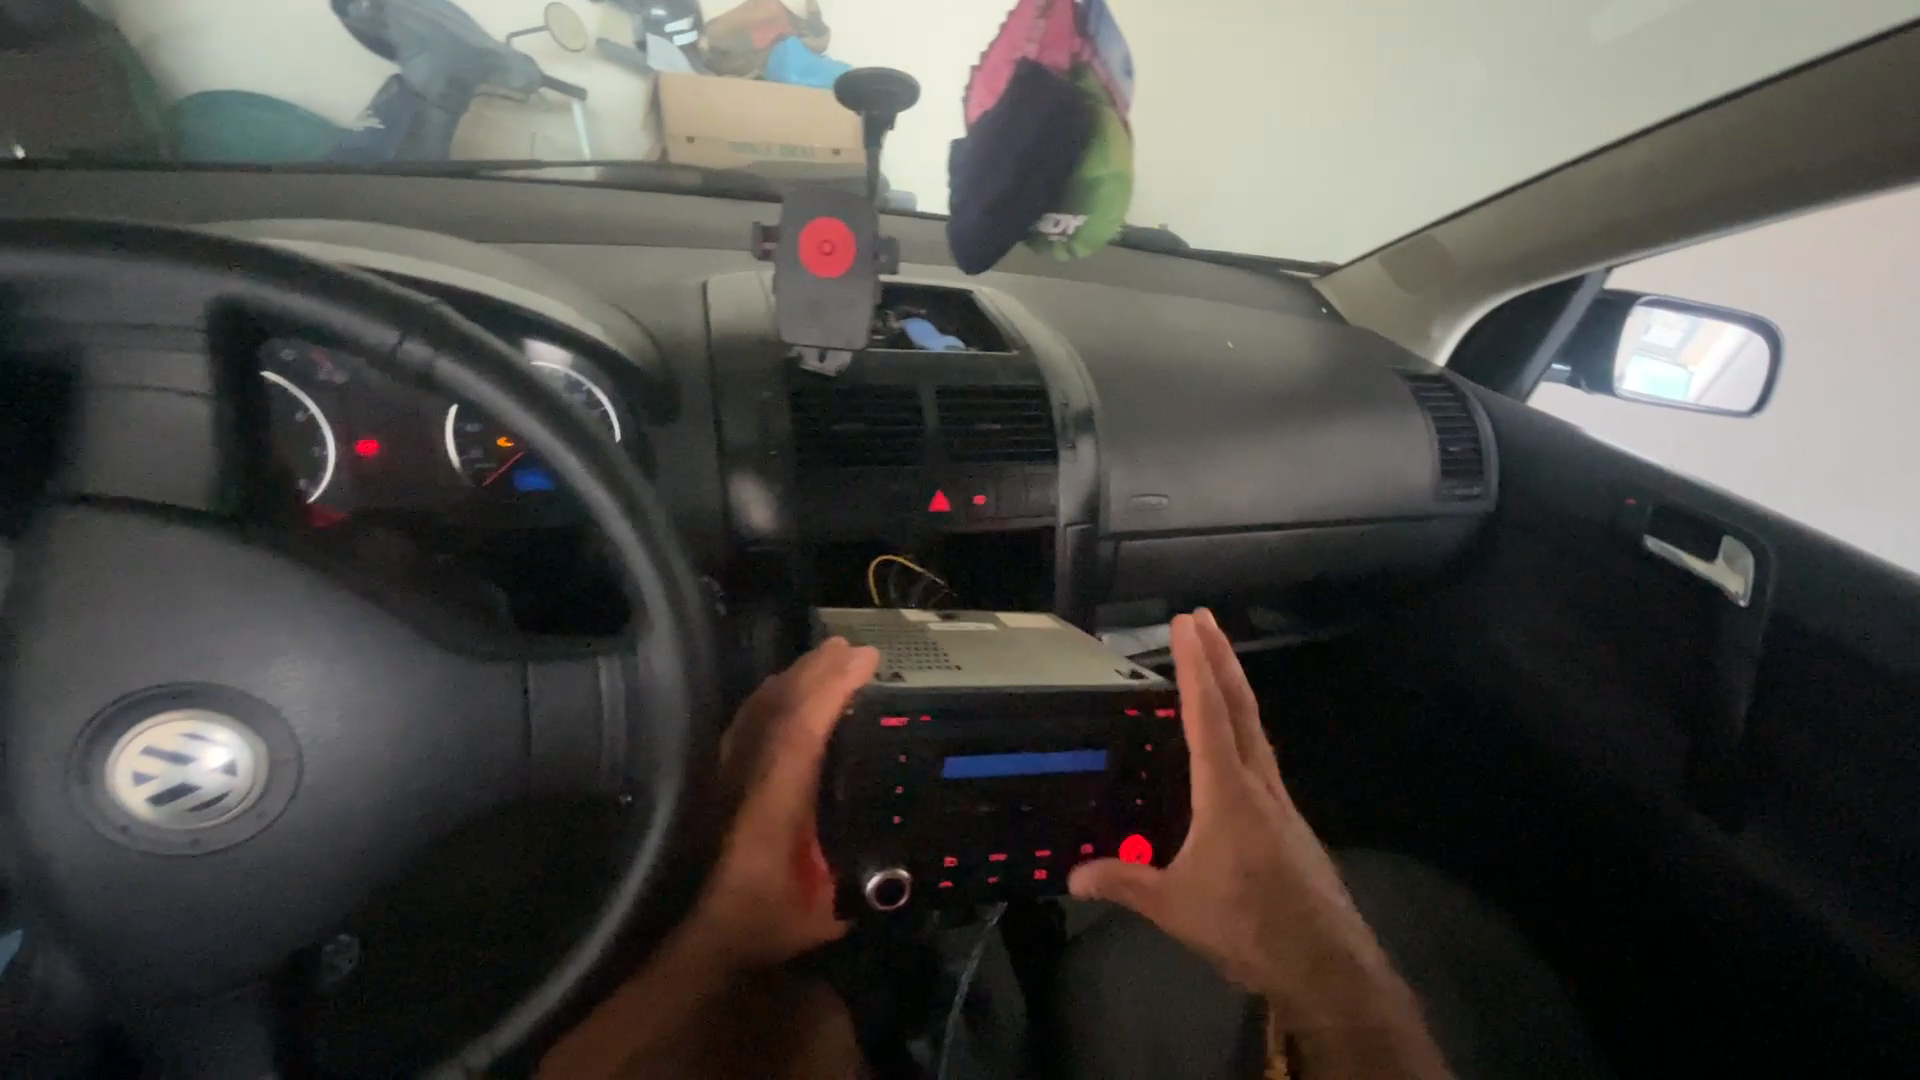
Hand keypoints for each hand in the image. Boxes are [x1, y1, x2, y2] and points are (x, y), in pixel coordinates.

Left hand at [679, 637, 879, 970]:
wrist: (690, 941)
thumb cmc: (758, 927)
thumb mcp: (825, 913)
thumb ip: (865, 884)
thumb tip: (905, 862)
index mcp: (774, 804)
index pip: (803, 728)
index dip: (834, 688)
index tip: (865, 660)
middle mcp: (745, 775)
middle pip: (780, 704)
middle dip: (818, 670)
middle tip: (852, 649)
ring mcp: (725, 772)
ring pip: (759, 707)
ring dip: (795, 677)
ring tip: (826, 658)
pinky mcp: (717, 776)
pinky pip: (747, 720)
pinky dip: (773, 695)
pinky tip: (787, 691)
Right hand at [1067, 611, 1389, 1025]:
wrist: (1328, 966)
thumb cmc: (1250, 927)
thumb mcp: (1176, 907)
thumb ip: (1124, 884)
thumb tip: (1073, 877)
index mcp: (1227, 793)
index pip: (1209, 715)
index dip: (1195, 665)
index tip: (1186, 624)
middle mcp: (1257, 783)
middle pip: (1240, 706)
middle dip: (1220, 656)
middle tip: (1202, 617)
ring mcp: (1278, 799)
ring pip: (1255, 726)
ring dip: (1234, 684)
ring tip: (1216, 658)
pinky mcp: (1286, 817)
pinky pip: (1260, 753)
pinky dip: (1242, 722)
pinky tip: (1233, 734)